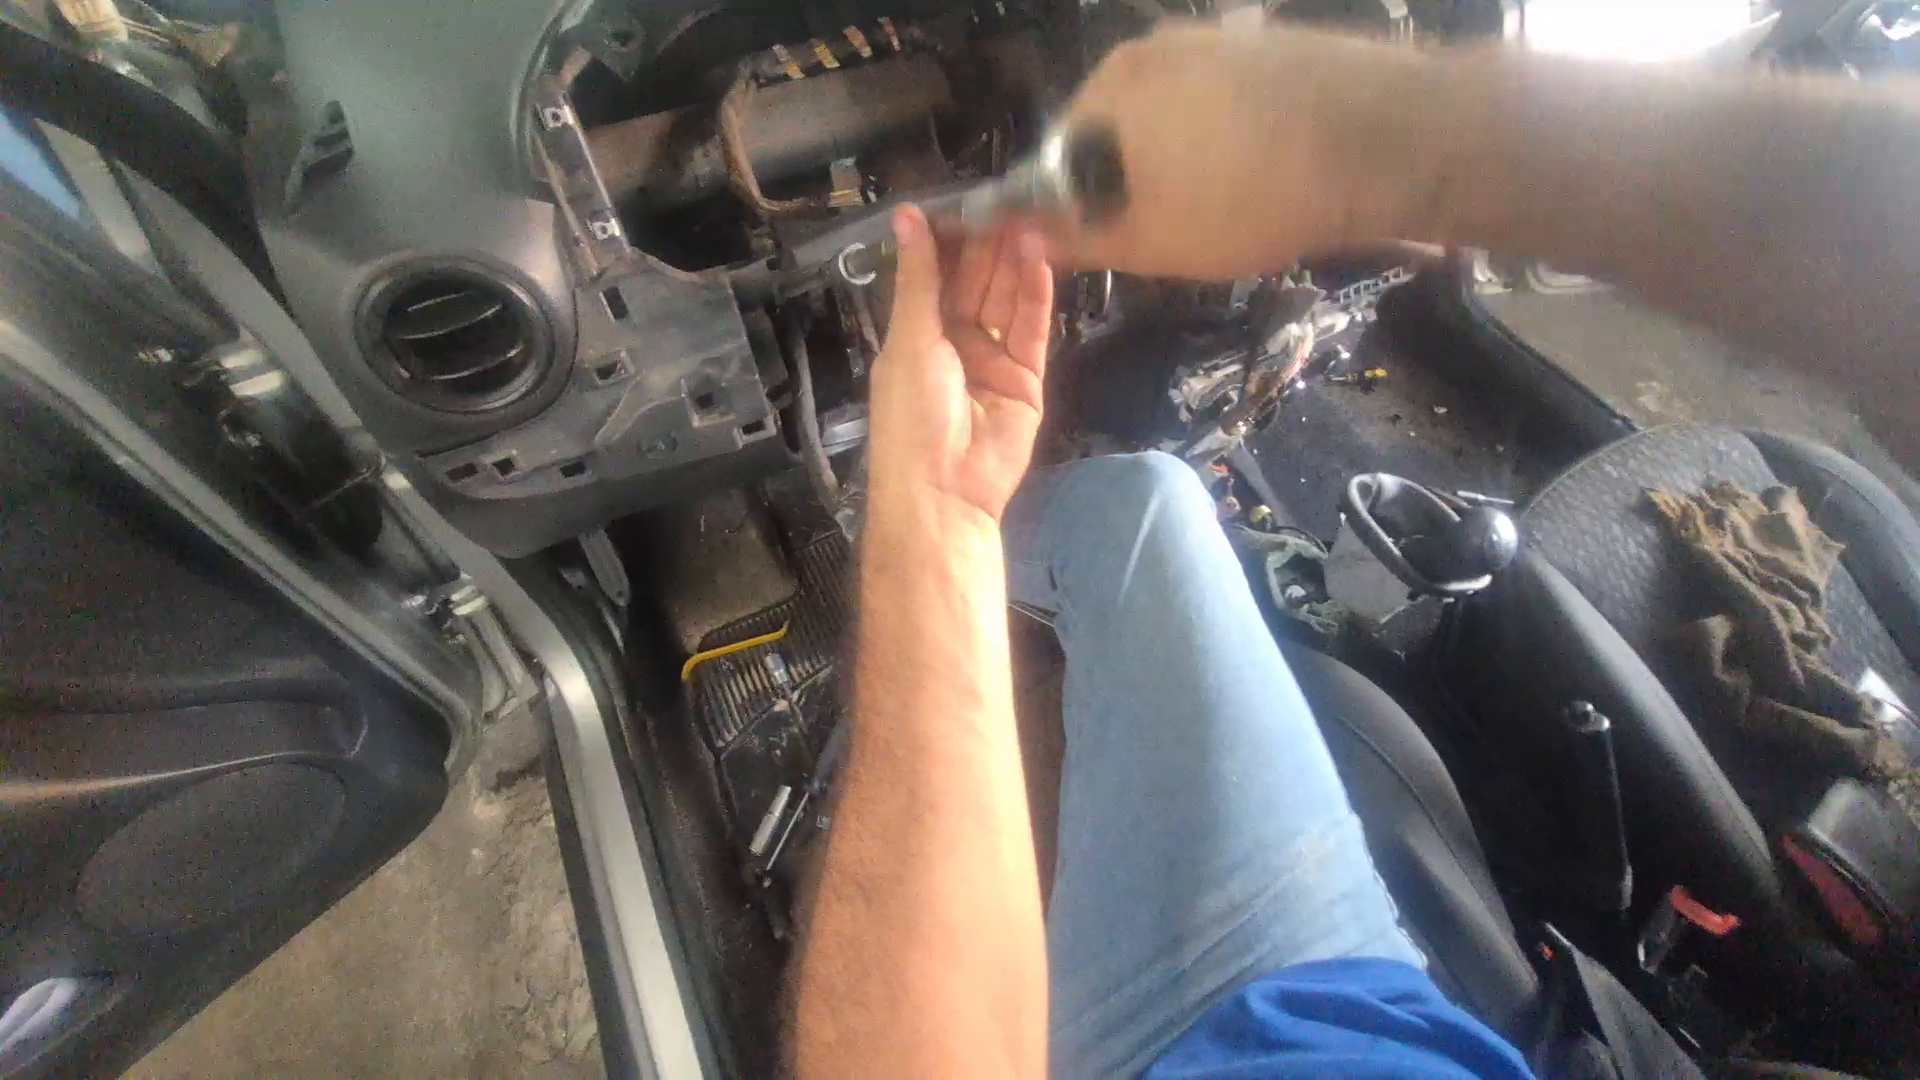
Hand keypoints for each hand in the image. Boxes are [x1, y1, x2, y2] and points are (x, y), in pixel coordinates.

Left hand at [867, 205, 1053, 525]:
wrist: (944, 489)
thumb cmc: (911, 413)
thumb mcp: (909, 340)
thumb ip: (920, 279)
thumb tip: (906, 217)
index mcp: (917, 337)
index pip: (939, 279)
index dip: (953, 243)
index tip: (968, 201)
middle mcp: (955, 346)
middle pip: (976, 287)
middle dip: (989, 247)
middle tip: (1008, 201)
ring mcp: (992, 363)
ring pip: (1006, 304)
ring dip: (1015, 264)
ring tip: (1029, 219)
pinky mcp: (1026, 380)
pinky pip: (1031, 332)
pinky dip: (1036, 297)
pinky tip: (1040, 259)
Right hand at [1046, 23, 1413, 279]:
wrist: (1384, 142)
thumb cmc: (1245, 201)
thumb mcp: (1149, 241)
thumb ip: (1077, 239)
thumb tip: (1019, 236)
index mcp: (1110, 91)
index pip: (1055, 157)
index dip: (1071, 207)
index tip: (1106, 239)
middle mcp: (1150, 47)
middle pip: (1107, 131)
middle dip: (1122, 183)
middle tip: (1163, 227)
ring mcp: (1211, 35)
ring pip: (1162, 116)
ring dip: (1170, 162)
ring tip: (1215, 202)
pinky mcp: (1260, 40)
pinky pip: (1210, 99)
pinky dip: (1214, 137)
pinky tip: (1250, 168)